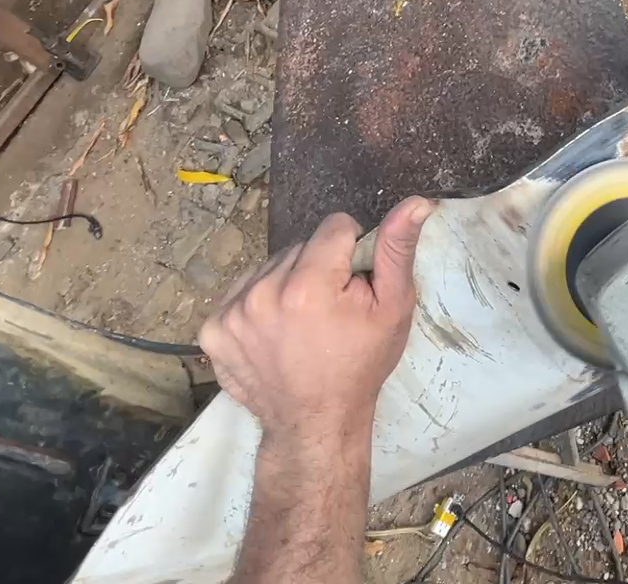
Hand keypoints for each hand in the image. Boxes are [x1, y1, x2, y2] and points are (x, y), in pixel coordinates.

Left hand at [198, 197, 432, 443]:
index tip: (353, 284)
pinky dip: (261, 301)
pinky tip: (276, 328)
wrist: (317, 424)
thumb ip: (397, 248)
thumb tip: (416, 203)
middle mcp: (262, 292)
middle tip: (332, 307)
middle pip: (302, 246)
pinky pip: (244, 288)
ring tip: (304, 319)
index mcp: (308, 285)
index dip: (351, 250)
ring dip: (289, 282)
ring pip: (273, 265)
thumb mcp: (393, 307)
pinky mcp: (211, 329)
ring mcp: (231, 313)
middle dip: (320, 266)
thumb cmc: (362, 363)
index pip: (335, 226)